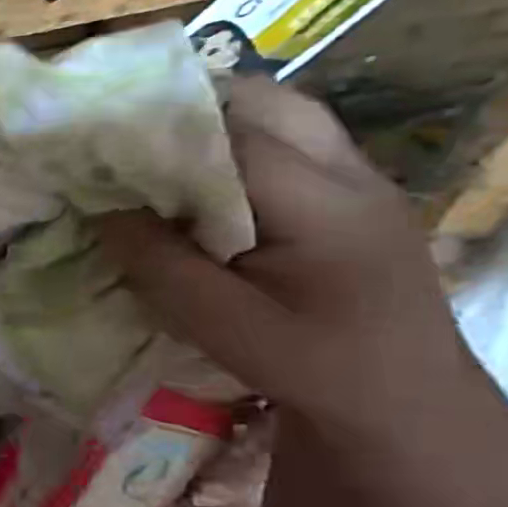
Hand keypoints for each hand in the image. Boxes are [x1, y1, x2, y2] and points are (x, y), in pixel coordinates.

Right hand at [96, 77, 480, 425]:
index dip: (159, 130)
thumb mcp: (218, 323)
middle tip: (127, 138)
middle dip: (189, 106)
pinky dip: (240, 139)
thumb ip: (156, 258)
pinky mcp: (356, 194)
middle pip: (265, 101)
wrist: (410, 405)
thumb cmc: (312, 368)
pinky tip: (205, 176)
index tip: (97, 143)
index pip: (230, 136)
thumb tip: (98, 204)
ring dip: (217, 119)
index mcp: (321, 206)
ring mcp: (362, 180)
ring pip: (283, 112)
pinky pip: (292, 139)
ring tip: (159, 149)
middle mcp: (350, 175)